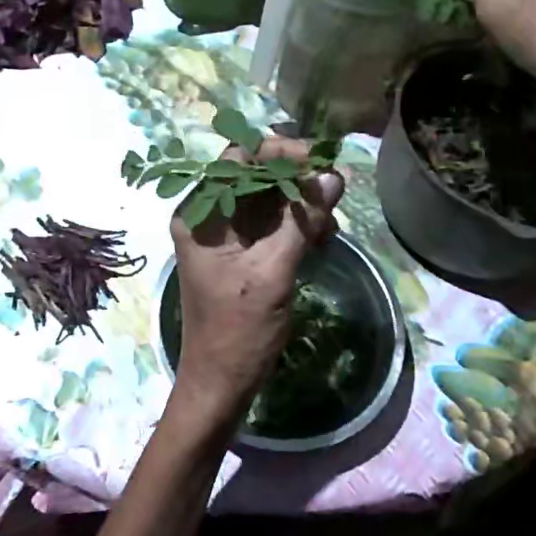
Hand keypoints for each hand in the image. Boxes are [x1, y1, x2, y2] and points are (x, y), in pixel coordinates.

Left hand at [169, 137, 343, 426]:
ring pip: (269, 200)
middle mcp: (209, 217)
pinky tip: (322, 240)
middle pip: (256, 176)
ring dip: (302, 206)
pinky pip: (272, 225)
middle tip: (333, 194)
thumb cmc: (238, 330)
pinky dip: (298, 226)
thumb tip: (334, 174)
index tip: (319, 160)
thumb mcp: (272, 271)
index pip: (238, 159)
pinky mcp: (243, 254)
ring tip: (328, 228)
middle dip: (297, 182)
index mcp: (200, 214)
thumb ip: (302, 221)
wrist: (221, 383)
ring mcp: (226, 236)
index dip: (279, 152)